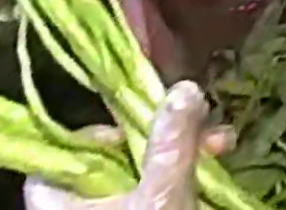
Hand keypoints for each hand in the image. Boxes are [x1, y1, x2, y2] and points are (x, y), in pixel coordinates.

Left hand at [23, 82, 232, 209]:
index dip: (106, 128)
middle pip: (116, 155)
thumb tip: (182, 87)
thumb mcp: (163, 195)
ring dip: (186, 150)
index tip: (149, 117)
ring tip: (222, 145)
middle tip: (205, 126)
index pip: (67, 152)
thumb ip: (172, 142)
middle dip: (169, 133)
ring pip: (144, 170)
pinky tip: (216, 166)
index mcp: (63, 202)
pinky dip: (185, 175)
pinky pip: (158, 191)